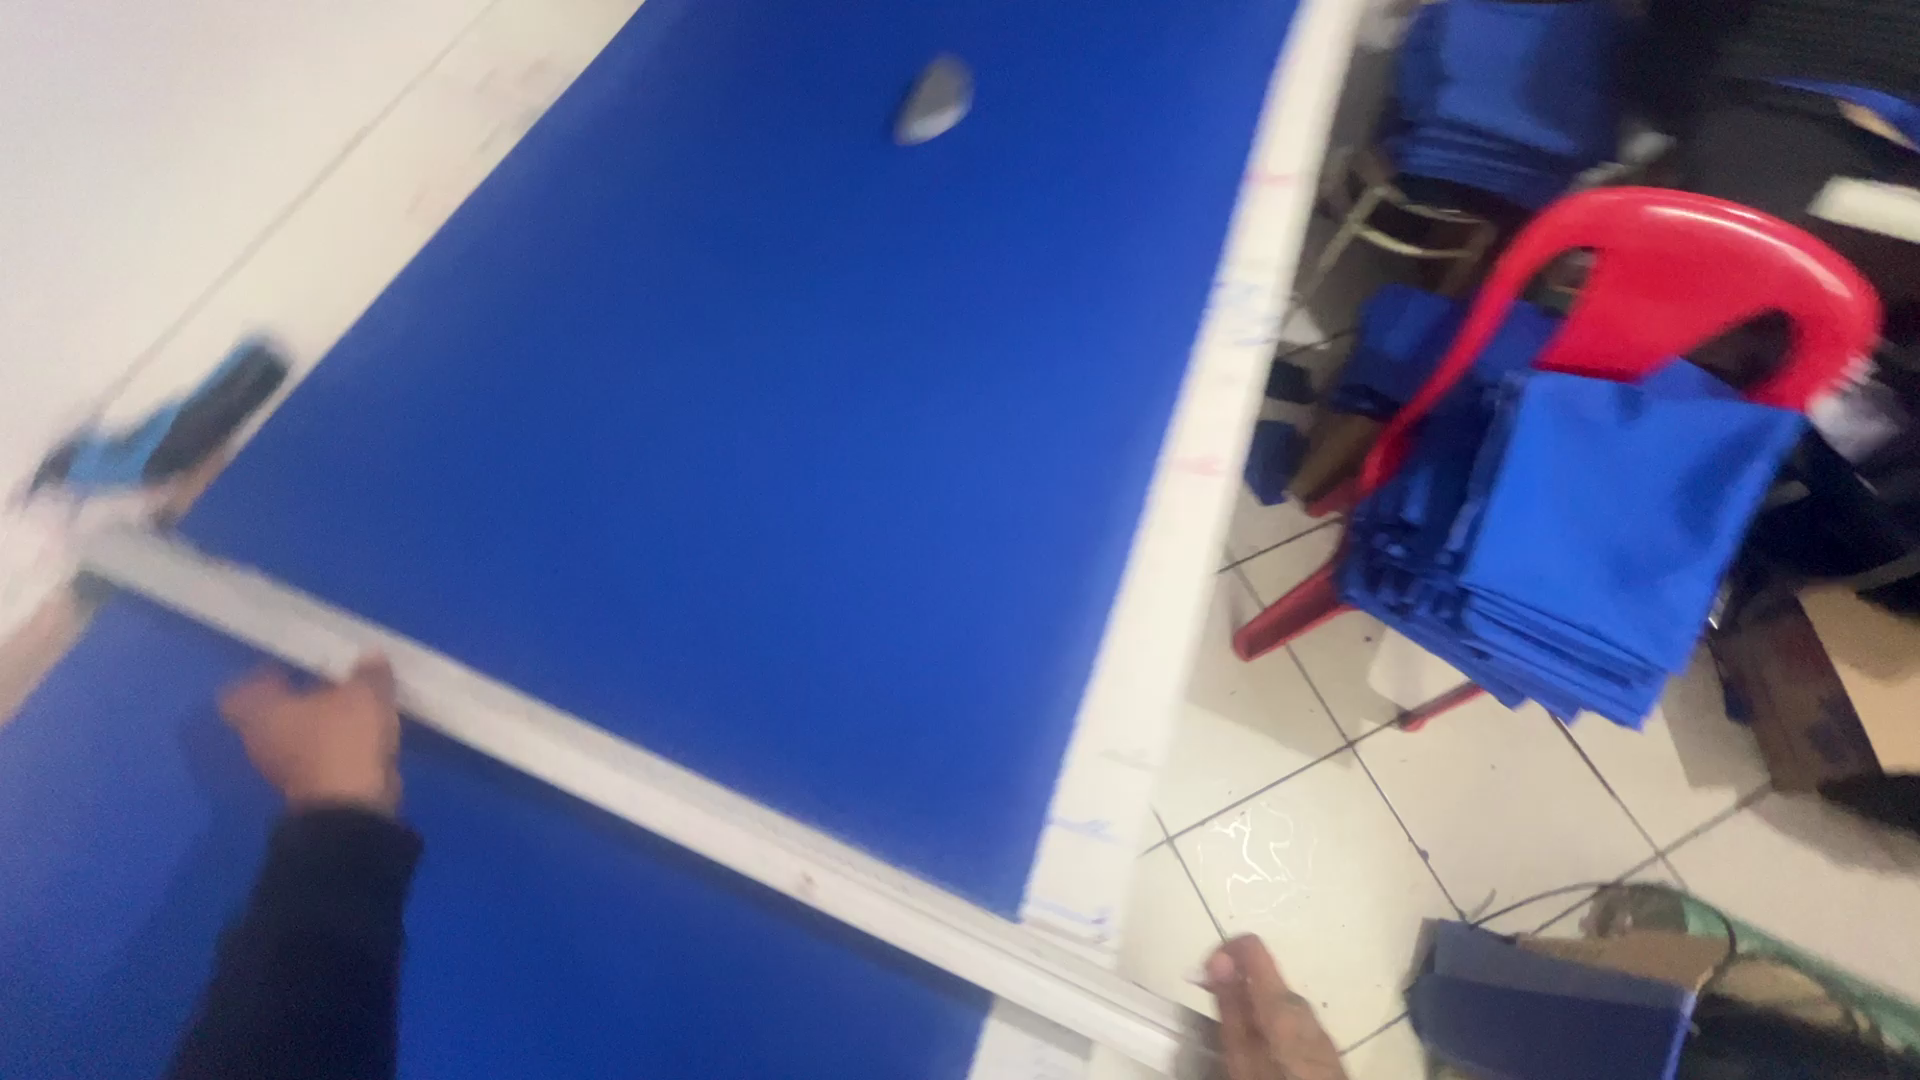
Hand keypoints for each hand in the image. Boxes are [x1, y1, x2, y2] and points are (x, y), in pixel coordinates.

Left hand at [220, 654, 403, 814]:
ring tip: (353, 705)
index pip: (241, 690)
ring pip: (294, 732)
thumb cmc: (345, 739)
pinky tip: (360, 731)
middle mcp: (260, 738)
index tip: (292, 666)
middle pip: (271, 711)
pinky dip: (331, 740)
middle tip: (331, 681)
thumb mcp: (366, 695)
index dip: (263, 675)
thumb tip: (369, 654)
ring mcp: (280, 763)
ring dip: (318, 720)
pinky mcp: (305, 780)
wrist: (350, 803)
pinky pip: (313, 750)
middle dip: (299, 696)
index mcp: (261, 713)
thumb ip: (367, 673)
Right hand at [1204, 935, 1347, 1079]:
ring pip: (1279, 1003)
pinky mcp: (1327, 1054)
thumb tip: (1219, 957)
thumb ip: (1230, 1005)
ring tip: (1236, 1047)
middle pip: (1265, 978)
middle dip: (1236, 989)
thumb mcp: (1240, 1058)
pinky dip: (1272, 1029)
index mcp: (1283, 1005)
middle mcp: (1306, 1010)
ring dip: (1253, 1011)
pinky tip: (1264, 1061)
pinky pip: (1294, 1025)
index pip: (1252, 946)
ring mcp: (1321, 1033)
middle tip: (1214, 1020)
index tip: (1204, 981)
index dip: (1223, 953)